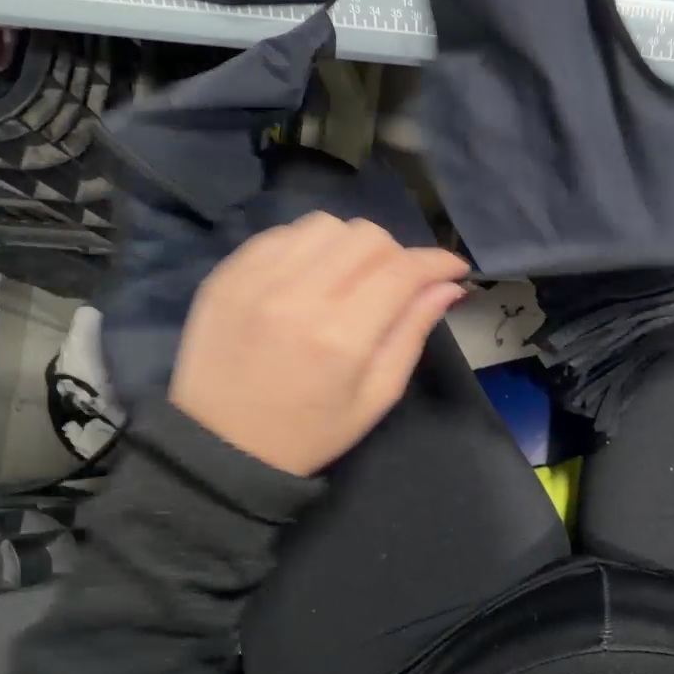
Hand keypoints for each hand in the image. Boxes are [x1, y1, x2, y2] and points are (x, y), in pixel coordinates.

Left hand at [169, 213, 468, 474]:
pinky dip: (308, 247)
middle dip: (397, 254)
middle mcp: (299, 295)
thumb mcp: (376, 396)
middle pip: (368, 236)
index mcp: (342, 335)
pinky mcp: (227, 274)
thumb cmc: (310, 432)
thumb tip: (448, 285)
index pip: (403, 270)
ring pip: (326, 225)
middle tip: (396, 284)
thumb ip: (413, 332)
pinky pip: (282, 233)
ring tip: (350, 278)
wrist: (219, 448)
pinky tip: (310, 277)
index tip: (454, 267)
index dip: (437, 261)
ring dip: (351, 245)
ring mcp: (256, 280)